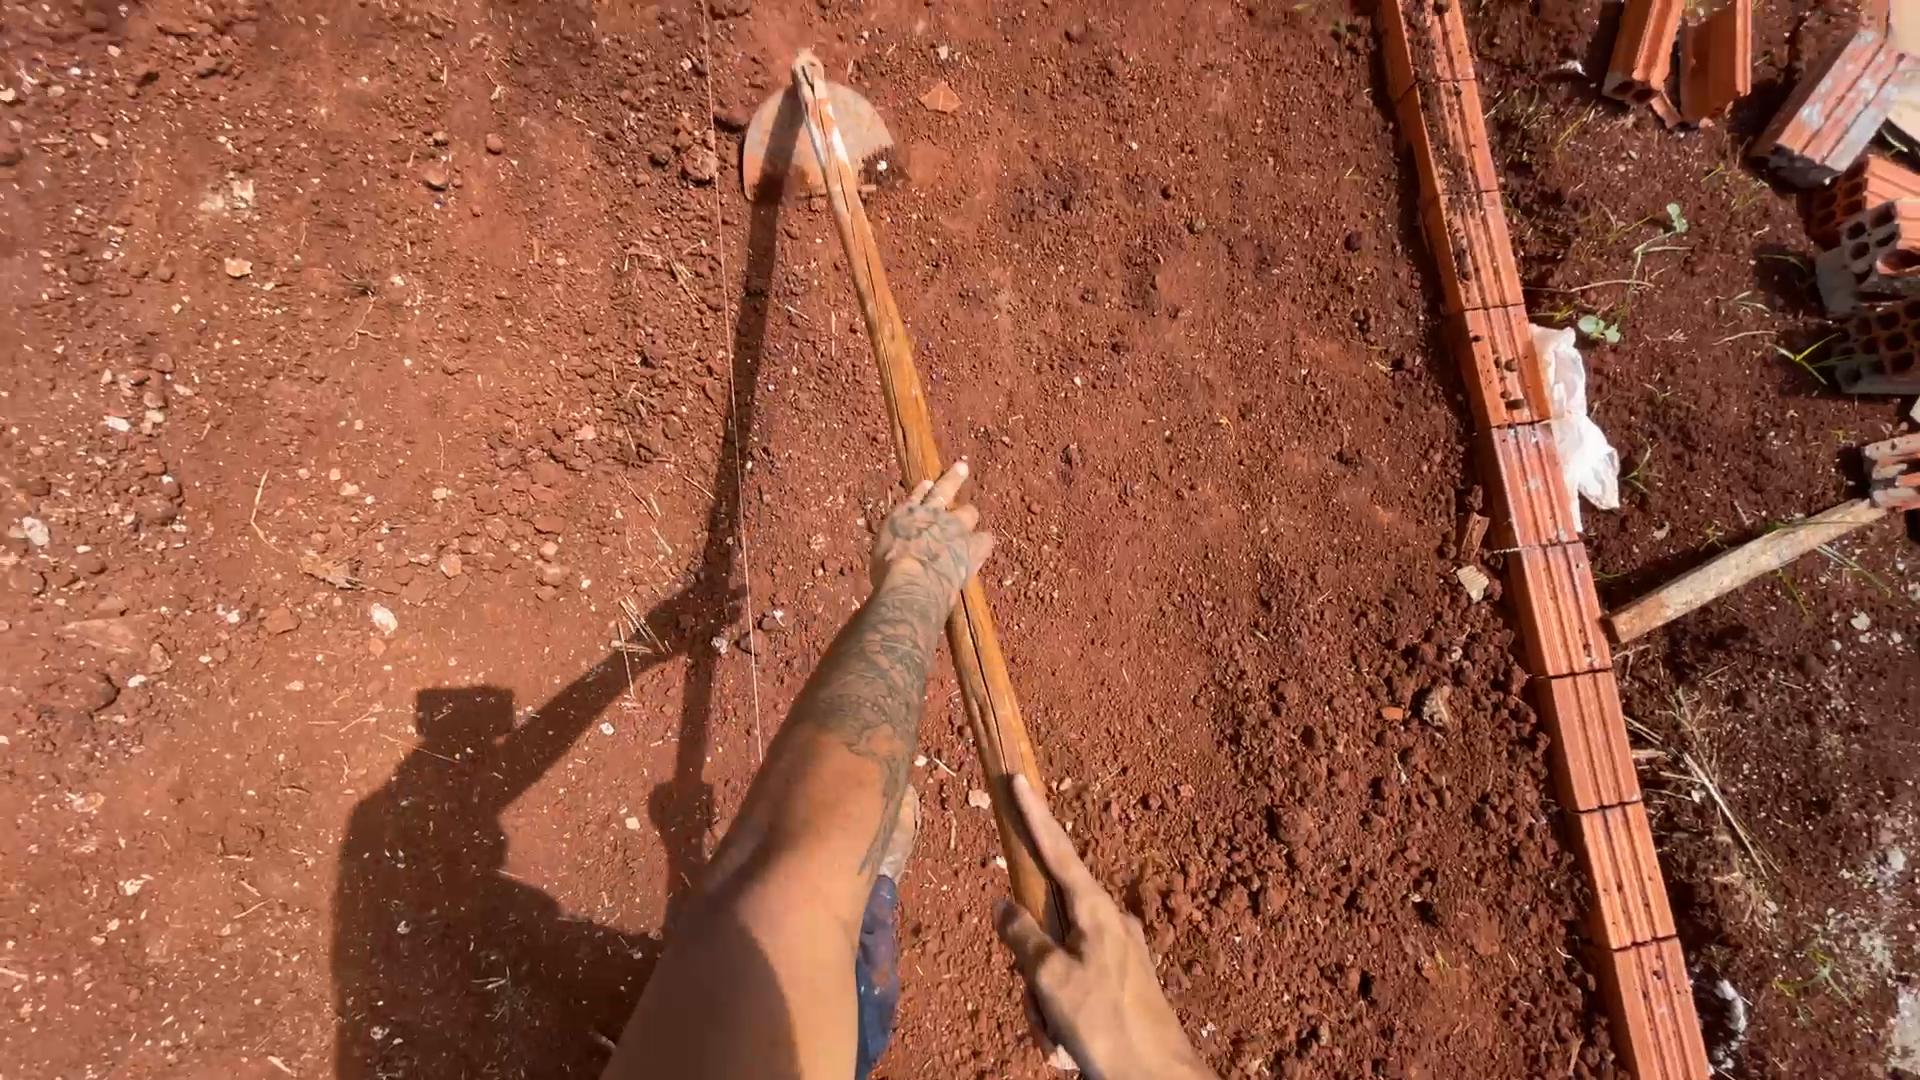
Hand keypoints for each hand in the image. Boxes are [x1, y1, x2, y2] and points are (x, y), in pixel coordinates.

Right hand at [870, 460, 994, 605]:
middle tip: (961, 469)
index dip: (922, 490)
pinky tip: (981, 546)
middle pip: (945, 488)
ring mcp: (955, 527)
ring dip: (968, 515)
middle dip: (953, 480)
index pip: (915, 496)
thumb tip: (895, 554)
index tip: (928, 484)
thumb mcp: (881, 554)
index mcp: (905, 514)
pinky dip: (982, 542)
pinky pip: (985, 539)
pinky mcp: (972, 546)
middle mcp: (931, 514)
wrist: (911, 582)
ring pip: (969, 511)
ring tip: (969, 518)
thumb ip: (891, 547)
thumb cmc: (887, 572)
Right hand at [995, 776, 1216, 1079]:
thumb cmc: (1106, 1024)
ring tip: (1057, 1036)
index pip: (1057, 849)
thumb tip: (1002, 903)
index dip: (1035, 815)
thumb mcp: (1052, 980)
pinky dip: (1062, 1012)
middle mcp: (1109, 919)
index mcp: (1095, 908)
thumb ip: (1022, 936)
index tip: (1020, 781)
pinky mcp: (1121, 978)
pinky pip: (1075, 981)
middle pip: (1049, 918)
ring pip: (1058, 957)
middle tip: (1041, 1006)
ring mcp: (1119, 949)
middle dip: (1032, 964)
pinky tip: (1068, 1045)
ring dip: (1046, 999)